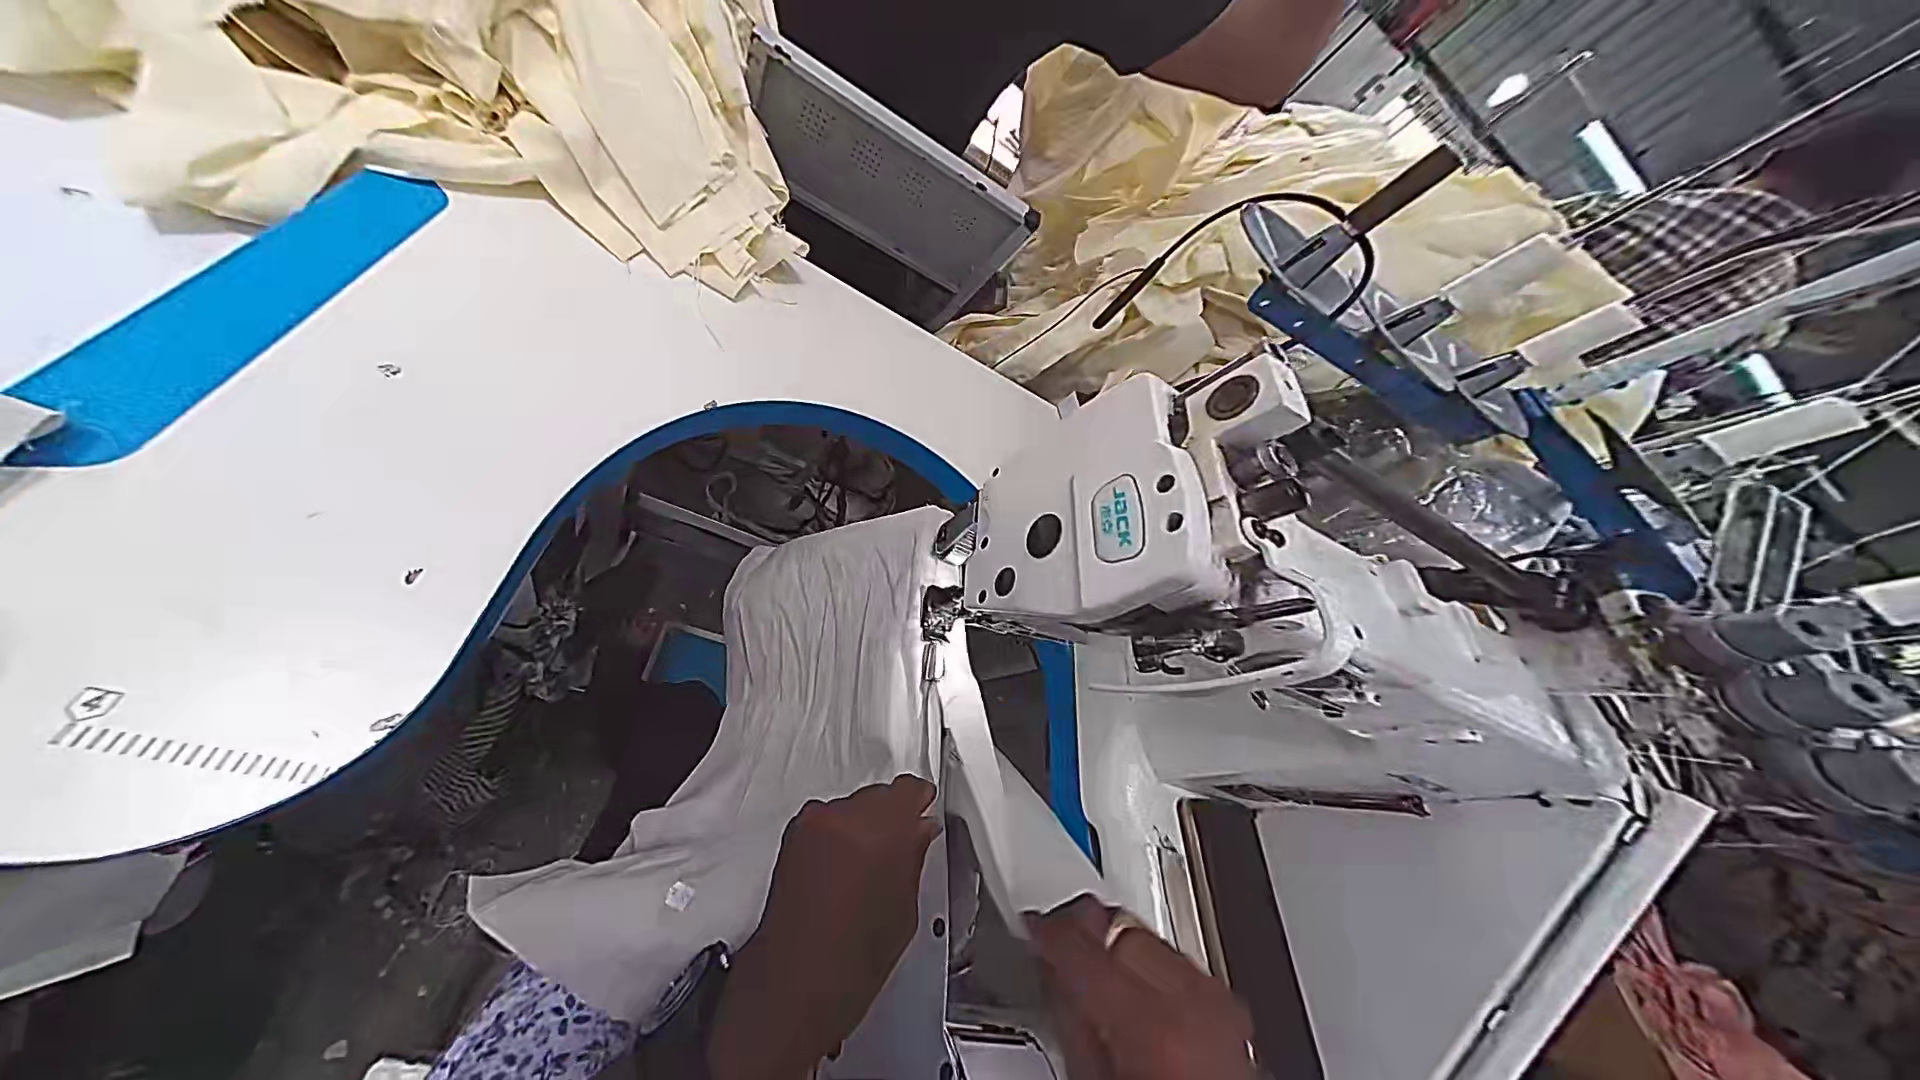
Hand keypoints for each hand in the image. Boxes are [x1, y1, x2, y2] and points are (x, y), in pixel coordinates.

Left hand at [708, 775, 939, 1079]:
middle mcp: (845, 819)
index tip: (924, 808)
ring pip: (854, 804)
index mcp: (882, 833)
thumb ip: (914, 858)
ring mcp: (815, 824)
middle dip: (894, 815)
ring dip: (865, 823)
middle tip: (903, 844)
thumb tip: (920, 831)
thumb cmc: (844, 966)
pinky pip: (829, 817)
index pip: (909, 789)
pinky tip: (846, 865)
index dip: (921, 799)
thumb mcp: (903, 912)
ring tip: (870, 864)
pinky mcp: (794, 835)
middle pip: (881, 794)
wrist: (790, 986)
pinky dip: (839, 831)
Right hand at [1028, 896, 1257, 1079]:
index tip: (1035, 926)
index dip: (1048, 929)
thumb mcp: (1092, 1079)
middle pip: (1118, 926)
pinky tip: (1134, 982)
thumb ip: (1070, 1019)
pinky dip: (1150, 960)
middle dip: (1084, 927)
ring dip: (1117, 940)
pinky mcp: (1228, 1006)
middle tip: (1059, 938)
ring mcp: (1214, 1003)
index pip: (1081, 946)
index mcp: (1145, 1026)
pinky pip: (1176, 959)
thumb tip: (1052, 970)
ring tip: (1095, 962)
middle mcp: (1186, 1004)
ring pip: (1147, 935)